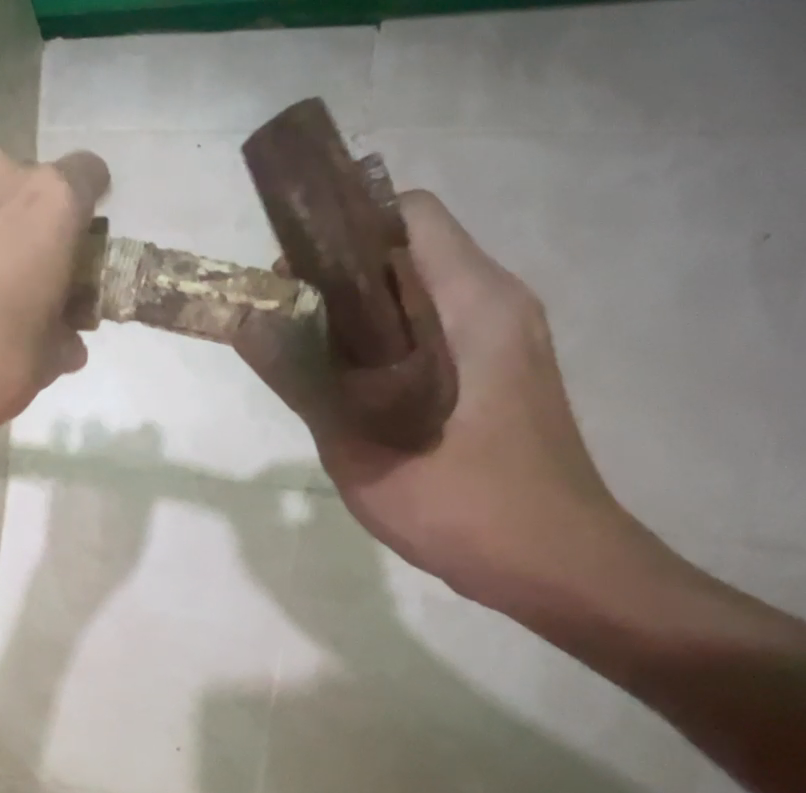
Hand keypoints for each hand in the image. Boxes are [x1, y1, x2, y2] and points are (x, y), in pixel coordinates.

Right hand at [237, 191, 641, 605]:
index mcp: (474, 304)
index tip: (290, 277)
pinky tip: (353, 388)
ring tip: (310, 357)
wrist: (556, 565)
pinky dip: (386, 340)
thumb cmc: (463, 503)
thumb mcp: (361, 447)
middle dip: (339, 274)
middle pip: (408, 250)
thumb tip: (248, 327)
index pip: (406, 215)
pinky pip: (434, 326)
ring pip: (419, 292)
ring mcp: (507, 336)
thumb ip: (305, 383)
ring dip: (360, 312)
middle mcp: (498, 302)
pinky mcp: (503, 368)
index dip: (340, 231)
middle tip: (285, 323)